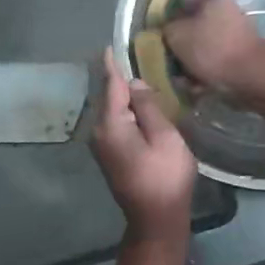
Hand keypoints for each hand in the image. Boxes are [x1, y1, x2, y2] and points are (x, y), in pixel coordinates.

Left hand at [93, 51, 196, 243]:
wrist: (155, 218)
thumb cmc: (165, 176)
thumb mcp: (164, 136)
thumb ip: (148, 106)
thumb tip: (135, 83)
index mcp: (110, 124)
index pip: (110, 85)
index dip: (112, 64)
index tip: (109, 45)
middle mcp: (99, 132)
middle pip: (109, 97)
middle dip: (121, 79)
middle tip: (138, 57)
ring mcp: (102, 146)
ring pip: (112, 112)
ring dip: (125, 97)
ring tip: (143, 78)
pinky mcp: (110, 156)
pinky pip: (116, 124)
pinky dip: (126, 113)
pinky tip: (141, 108)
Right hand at [162, 0, 264, 95]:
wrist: (248, 77)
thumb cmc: (210, 49)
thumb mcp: (177, 35)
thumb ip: (165, 29)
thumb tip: (164, 31)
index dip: (164, 12)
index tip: (154, 29)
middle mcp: (225, 11)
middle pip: (191, 24)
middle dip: (176, 42)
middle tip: (164, 56)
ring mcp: (234, 34)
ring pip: (201, 45)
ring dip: (187, 61)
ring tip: (177, 77)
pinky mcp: (238, 56)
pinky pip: (212, 61)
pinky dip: (202, 72)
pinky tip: (193, 86)